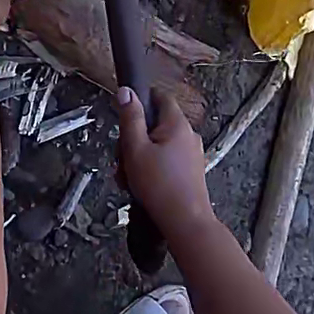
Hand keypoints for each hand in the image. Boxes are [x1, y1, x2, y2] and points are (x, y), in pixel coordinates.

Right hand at [115, 87, 215, 239]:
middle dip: (133, 139)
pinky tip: (140, 187)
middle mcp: (188, 135)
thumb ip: (130, 118)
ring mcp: (191, 154)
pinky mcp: (189, 171)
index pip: (159, 97)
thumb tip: (126, 91)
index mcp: (177, 124)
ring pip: (157, 146)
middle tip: (122, 159)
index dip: (139, 103)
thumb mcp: (135, 148)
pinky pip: (165, 161)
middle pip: (154, 124)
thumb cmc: (159, 185)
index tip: (124, 118)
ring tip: (129, 179)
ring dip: (138, 158)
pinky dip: (150, 169)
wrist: (185, 222)